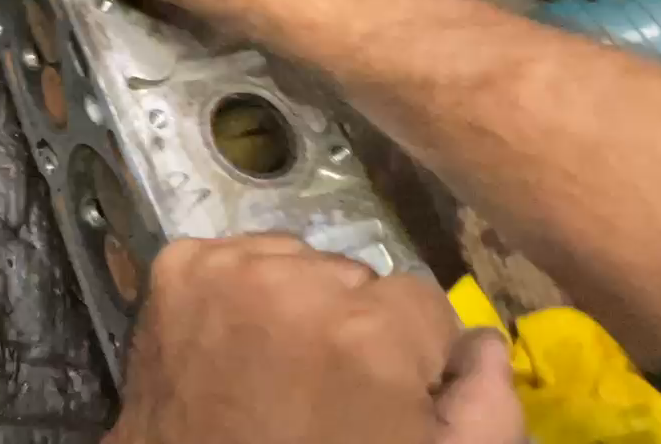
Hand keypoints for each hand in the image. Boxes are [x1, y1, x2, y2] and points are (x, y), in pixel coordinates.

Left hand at [108, 236, 523, 443]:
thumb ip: (485, 409)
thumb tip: (485, 340)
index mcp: (369, 333)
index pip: (423, 299)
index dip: (415, 348)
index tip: (392, 385)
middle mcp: (293, 280)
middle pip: (351, 274)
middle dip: (352, 319)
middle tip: (327, 378)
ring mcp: (224, 266)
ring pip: (291, 256)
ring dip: (295, 295)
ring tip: (277, 356)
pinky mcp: (175, 264)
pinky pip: (232, 253)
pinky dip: (239, 285)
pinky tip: (234, 334)